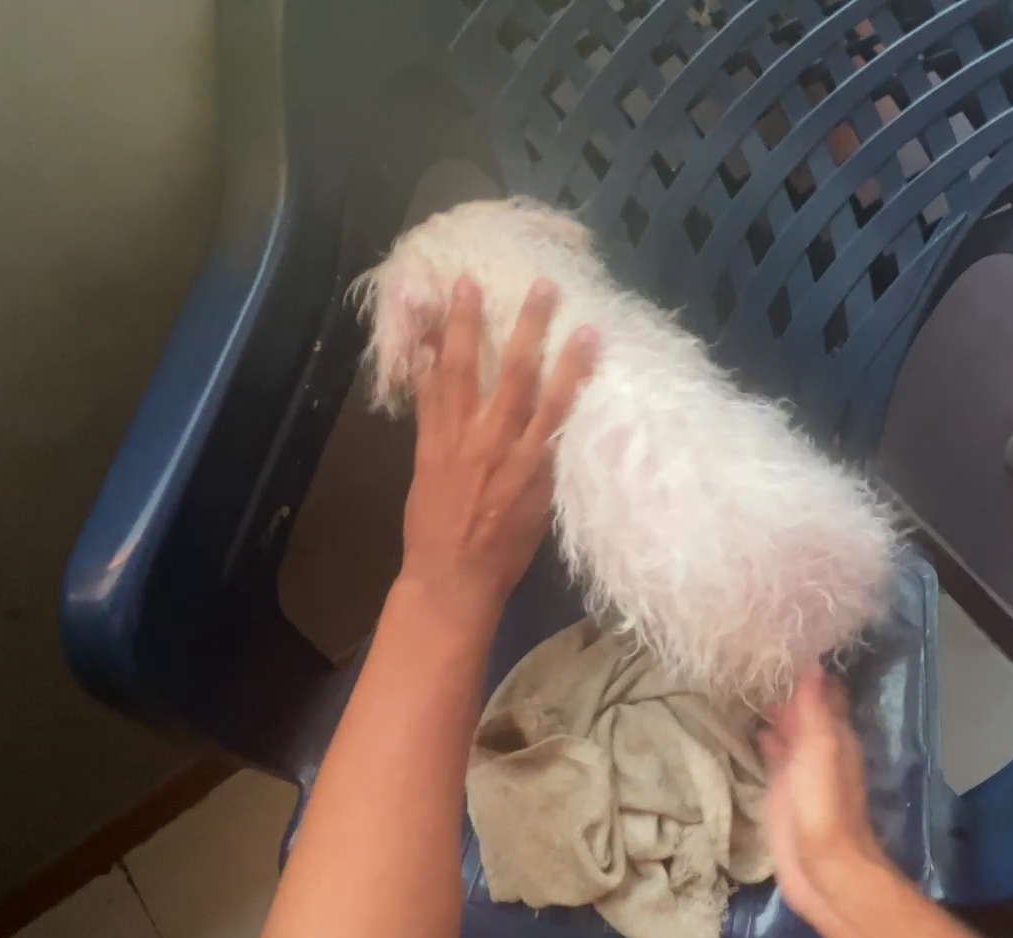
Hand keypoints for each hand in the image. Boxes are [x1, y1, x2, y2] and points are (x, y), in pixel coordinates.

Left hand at [396, 276, 596, 612]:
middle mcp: (494, 442)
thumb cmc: (506, 551)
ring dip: (463, 325)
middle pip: (515, 374)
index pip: (557, 404)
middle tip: (540, 285)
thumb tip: (556, 428)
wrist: (451, 577)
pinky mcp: (426, 444)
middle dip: (529, 327)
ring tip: (462, 284)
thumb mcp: (542, 511)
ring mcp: (455, 439)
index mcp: (530, 463)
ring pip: (461, 372)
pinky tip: (422, 331)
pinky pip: (426, 395)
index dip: (574, 364)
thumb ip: (547, 464)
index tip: (589, 329)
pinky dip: (425, 361)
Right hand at [760, 665, 892, 924]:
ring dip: (774, 707)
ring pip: (789, 727)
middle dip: (786, 683)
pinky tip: (749, 724)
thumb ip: (814, 708)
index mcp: (835, 733)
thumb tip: (812, 662)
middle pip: (804, 706)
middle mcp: (820, 746)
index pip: (823, 690)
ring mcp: (801, 768)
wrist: (822, 870)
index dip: (806, 666)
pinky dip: (765, 735)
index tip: (780, 638)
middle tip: (754, 654)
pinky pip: (774, 752)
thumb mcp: (819, 749)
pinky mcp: (782, 789)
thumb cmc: (822, 806)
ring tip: (746, 679)